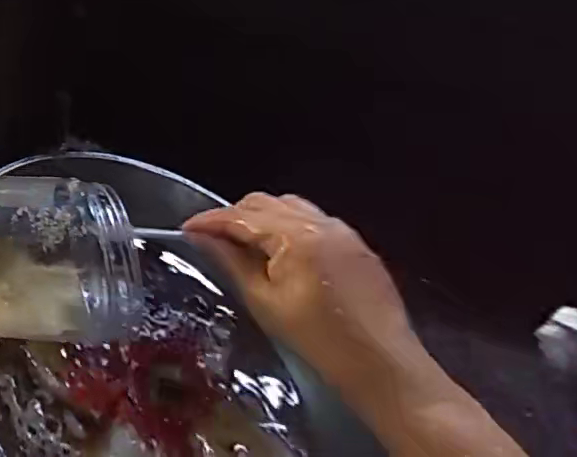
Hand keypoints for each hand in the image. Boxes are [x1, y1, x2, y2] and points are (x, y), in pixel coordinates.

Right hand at [181, 193, 425, 397]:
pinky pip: (313, 220)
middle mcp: (319, 222)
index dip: (210, 220)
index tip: (187, 228)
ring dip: (262, 217)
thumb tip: (202, 238)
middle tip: (214, 238)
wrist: (389, 374)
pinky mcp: (357, 245)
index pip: (240, 216)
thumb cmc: (321, 343)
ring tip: (247, 242)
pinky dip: (290, 226)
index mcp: (294, 235)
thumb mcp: (265, 303)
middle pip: (263, 203)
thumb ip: (232, 262)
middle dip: (234, 216)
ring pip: (288, 206)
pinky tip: (284, 252)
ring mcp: (342, 231)